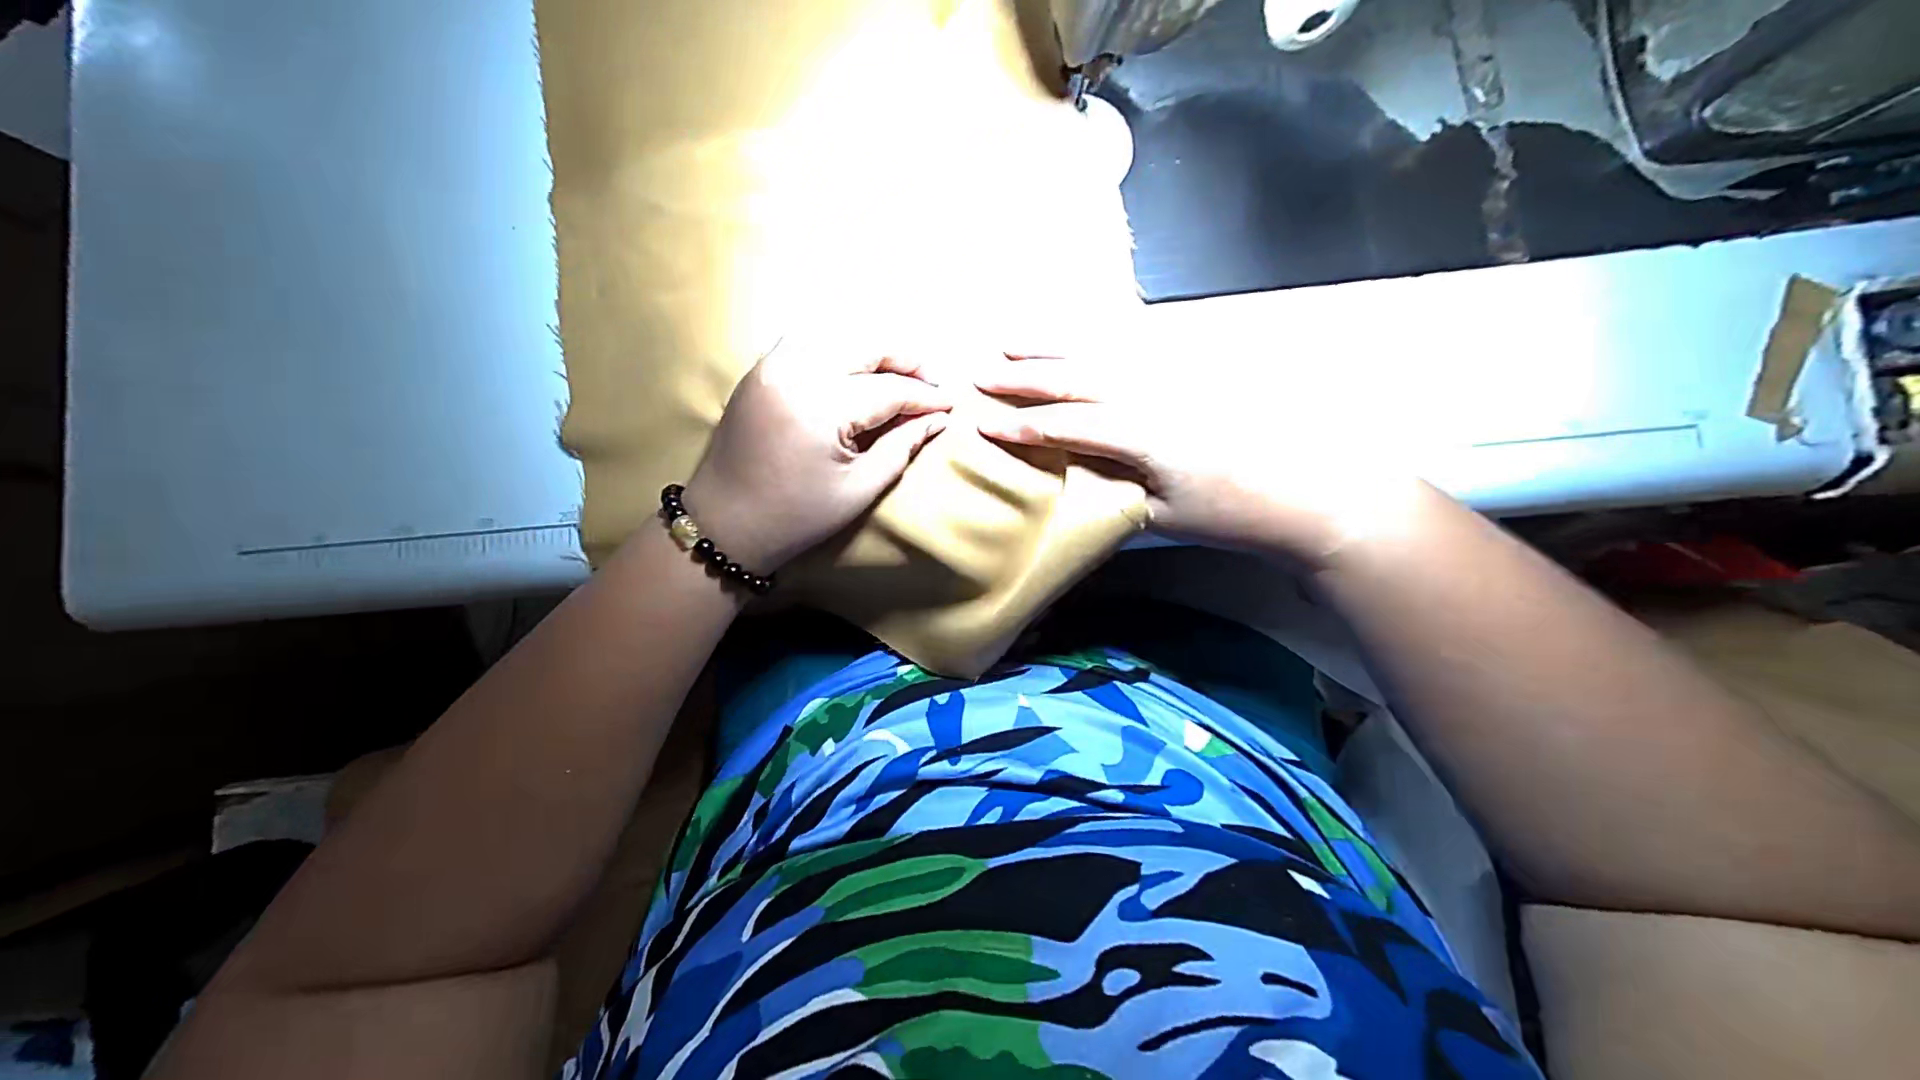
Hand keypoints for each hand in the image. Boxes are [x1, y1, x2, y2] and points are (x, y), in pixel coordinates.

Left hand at [680, 342, 952, 570]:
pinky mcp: (758, 371)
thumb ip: (901, 446)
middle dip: (905, 359)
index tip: (949, 405)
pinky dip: (836, 346)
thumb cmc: (796, 517)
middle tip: (930, 382)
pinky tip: (854, 368)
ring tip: (896, 373)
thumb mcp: (859, 489)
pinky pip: (805, 340)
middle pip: (865, 343)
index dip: (924, 396)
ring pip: (835, 333)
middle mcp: (794, 372)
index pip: (888, 389)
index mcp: (820, 407)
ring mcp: (771, 366)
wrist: (723, 524)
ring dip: (872, 348)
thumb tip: (936, 419)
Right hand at [974, 354, 1419, 566]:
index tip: (985, 424)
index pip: (1068, 425)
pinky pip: (1132, 345)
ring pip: (1100, 352)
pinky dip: (1095, 338)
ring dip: (1053, 346)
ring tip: (1014, 340)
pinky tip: (1077, 337)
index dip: (1023, 426)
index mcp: (1142, 434)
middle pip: (1076, 377)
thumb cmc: (1231, 514)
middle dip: (1025, 376)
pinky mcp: (1191, 370)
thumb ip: (1110, 482)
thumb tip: (1071, 466)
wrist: (1309, 495)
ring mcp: (1174, 375)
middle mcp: (1153, 393)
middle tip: (984, 373)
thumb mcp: (1160, 512)